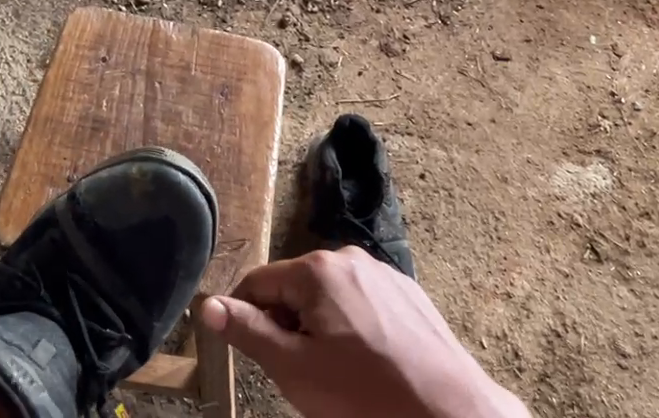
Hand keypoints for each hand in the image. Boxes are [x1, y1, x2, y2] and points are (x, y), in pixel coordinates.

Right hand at [198, 247, 530, 417]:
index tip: (254, 355)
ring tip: (338, 373)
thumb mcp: (294, 370)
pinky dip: (353, 327)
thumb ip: (248, 332)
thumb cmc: (365, 396)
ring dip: (320, 327)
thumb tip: (206, 305)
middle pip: (294, 287)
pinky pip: (362, 301)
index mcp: (316, 269)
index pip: (257, 283)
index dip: (245, 318)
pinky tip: (368, 364)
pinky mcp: (408, 292)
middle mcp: (348, 257)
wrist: (452, 415)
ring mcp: (382, 272)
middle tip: (303, 373)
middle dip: (288, 325)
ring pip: (329, 296)